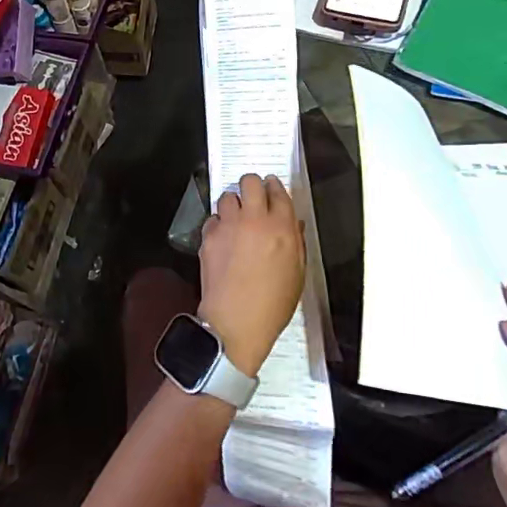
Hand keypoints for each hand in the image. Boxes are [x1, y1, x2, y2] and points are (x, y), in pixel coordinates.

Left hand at [198, 174, 304, 374]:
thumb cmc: (273, 304)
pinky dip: (218, 224)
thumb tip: (294, 224)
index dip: (275, 186)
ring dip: (233, 203)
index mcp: (282, 228)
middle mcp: (254, 220)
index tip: (272, 187)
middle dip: (252, 185)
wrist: (236, 323)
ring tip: (237, 217)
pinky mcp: (208, 238)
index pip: (278, 191)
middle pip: (250, 182)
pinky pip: (212, 219)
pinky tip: (224, 238)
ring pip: (227, 196)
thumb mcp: (298, 274)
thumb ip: (297, 243)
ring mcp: (228, 227)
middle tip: (253, 196)